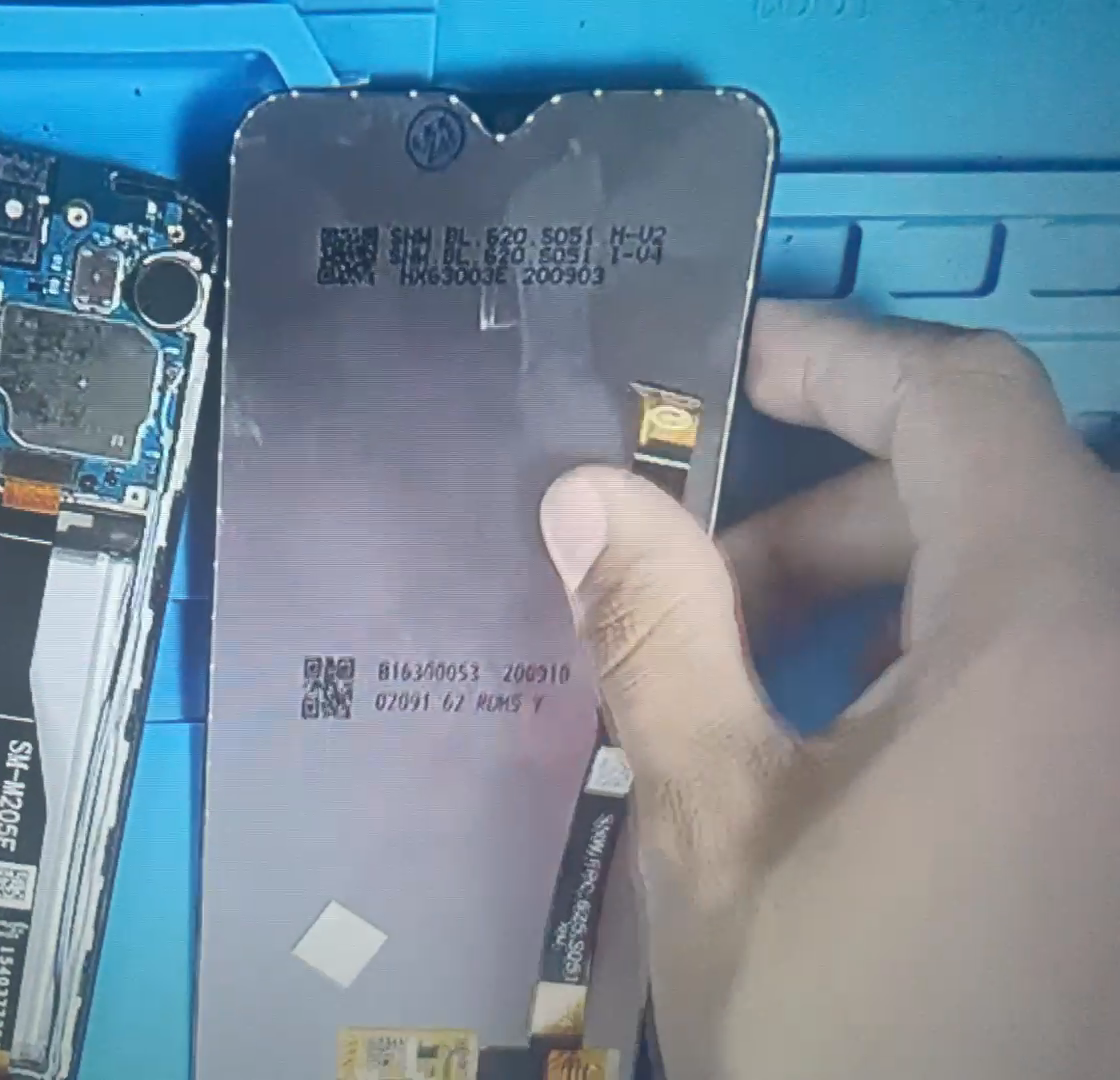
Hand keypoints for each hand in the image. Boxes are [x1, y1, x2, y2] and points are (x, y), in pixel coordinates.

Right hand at [539, 302, 1119, 1079]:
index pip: (965, 408)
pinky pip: (1038, 654)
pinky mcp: (1119, 783)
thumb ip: (651, 633)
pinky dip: (914, 646)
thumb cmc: (838, 1011)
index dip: (835, 356)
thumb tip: (578, 492)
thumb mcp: (711, 812)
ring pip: (1011, 573)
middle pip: (979, 493)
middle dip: (810, 516)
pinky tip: (829, 726)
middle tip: (682, 582)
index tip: (722, 359)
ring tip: (738, 665)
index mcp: (1057, 650)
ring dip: (855, 584)